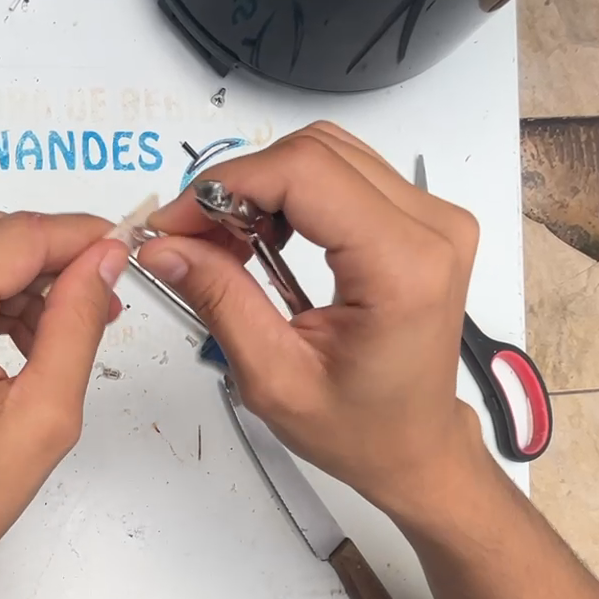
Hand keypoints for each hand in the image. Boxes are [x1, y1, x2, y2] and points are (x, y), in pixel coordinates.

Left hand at [0, 211, 125, 598]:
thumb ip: (78, 324)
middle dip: (51, 259)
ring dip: (17, 280)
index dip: (78, 236)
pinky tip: (13, 335)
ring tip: (58, 331)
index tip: (118, 247)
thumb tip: (103, 261)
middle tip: (98, 297)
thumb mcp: (44, 416)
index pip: (17, 238)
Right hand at [138, 122, 485, 517]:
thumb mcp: (271, 378)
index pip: (305, 173)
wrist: (411, 445)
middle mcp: (431, 228)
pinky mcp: (420, 221)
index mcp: (401, 269)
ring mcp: (432, 218)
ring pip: (326, 155)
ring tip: (226, 248)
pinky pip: (344, 176)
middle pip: (313, 153)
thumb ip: (220, 301)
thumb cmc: (357, 428)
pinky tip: (263, 243)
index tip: (174, 224)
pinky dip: (288, 198)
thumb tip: (166, 249)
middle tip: (191, 241)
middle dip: (237, 187)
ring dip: (260, 191)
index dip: (226, 186)